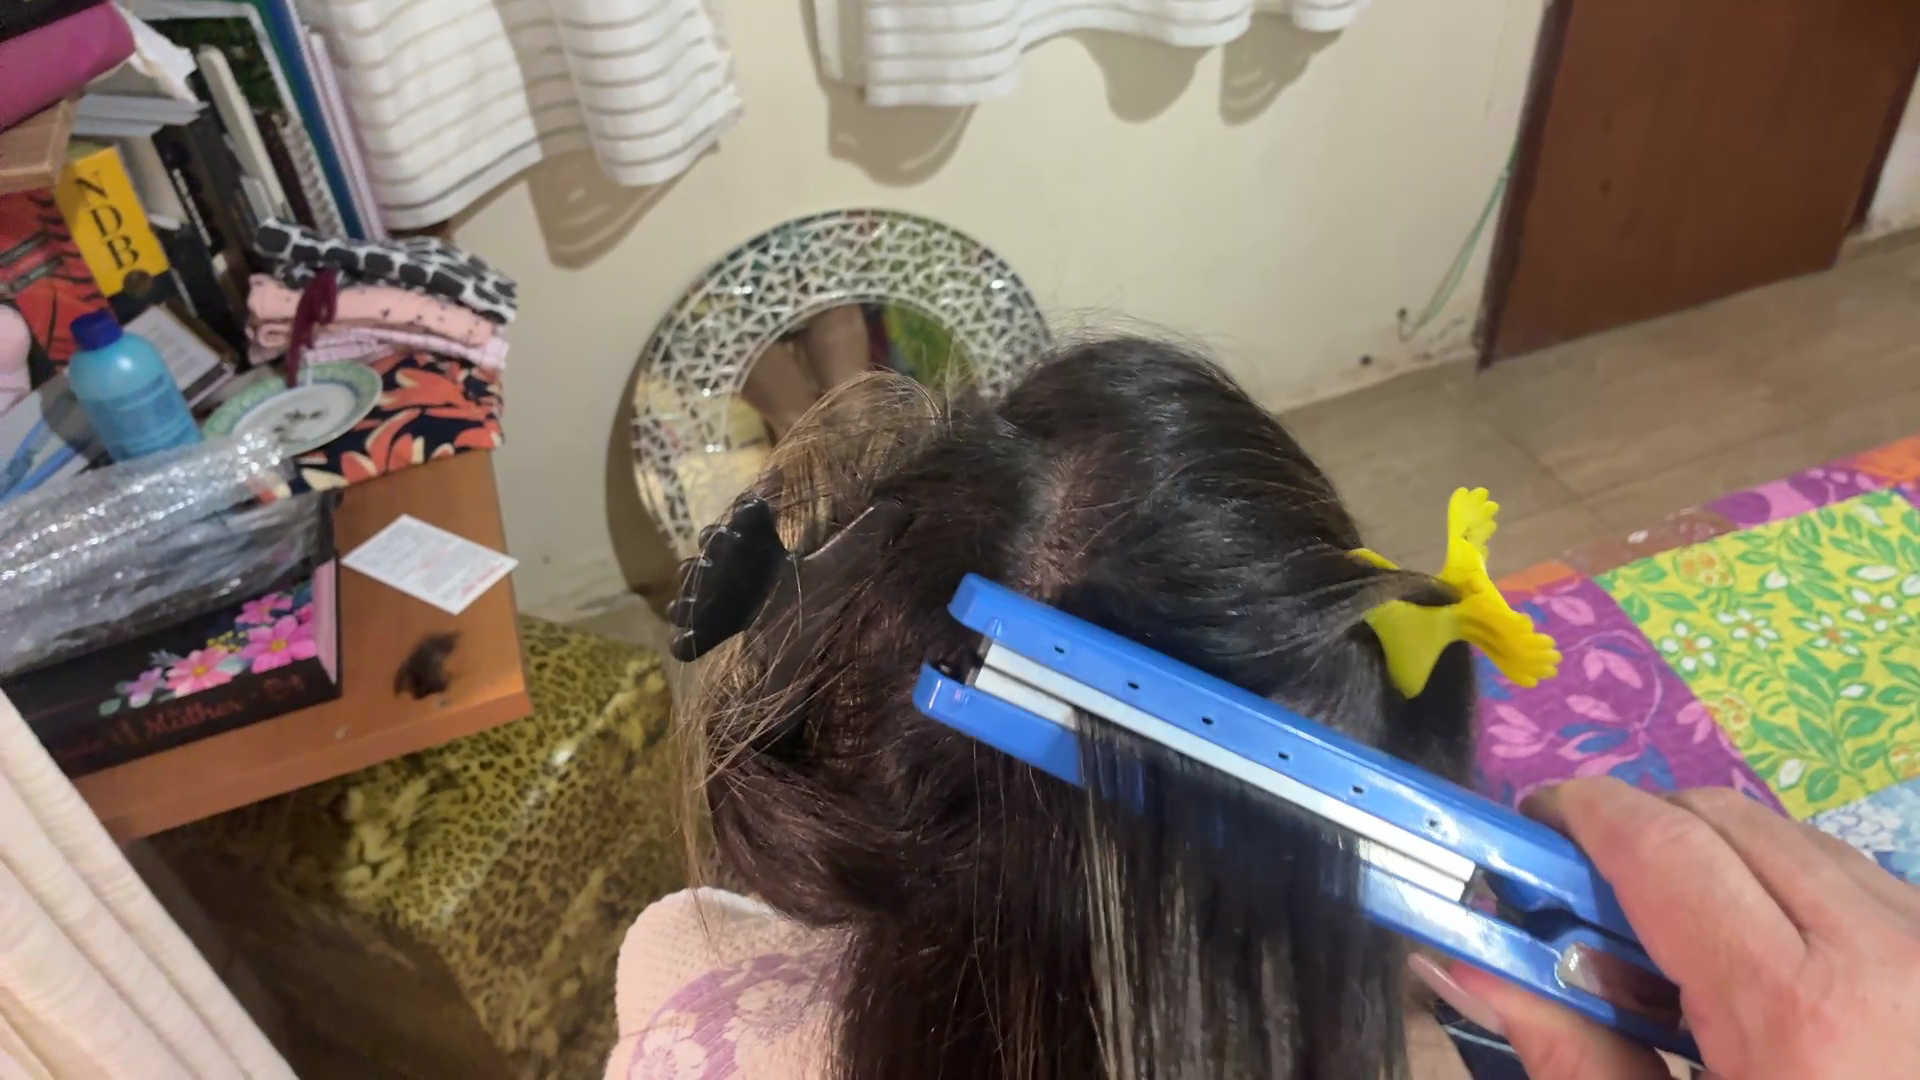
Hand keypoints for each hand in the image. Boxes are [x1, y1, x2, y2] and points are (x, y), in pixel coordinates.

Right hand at [1413, 777, 1919, 1077]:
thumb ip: (1564, 1051)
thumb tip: (1465, 959)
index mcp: (1804, 1011)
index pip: (1654, 838)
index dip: (1574, 812)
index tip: (1531, 833)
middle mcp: (1902, 964)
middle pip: (1718, 816)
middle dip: (1635, 829)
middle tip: (1595, 890)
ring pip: (1794, 840)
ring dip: (1715, 858)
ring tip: (1695, 940)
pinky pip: (1867, 885)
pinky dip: (1792, 892)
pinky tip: (1785, 971)